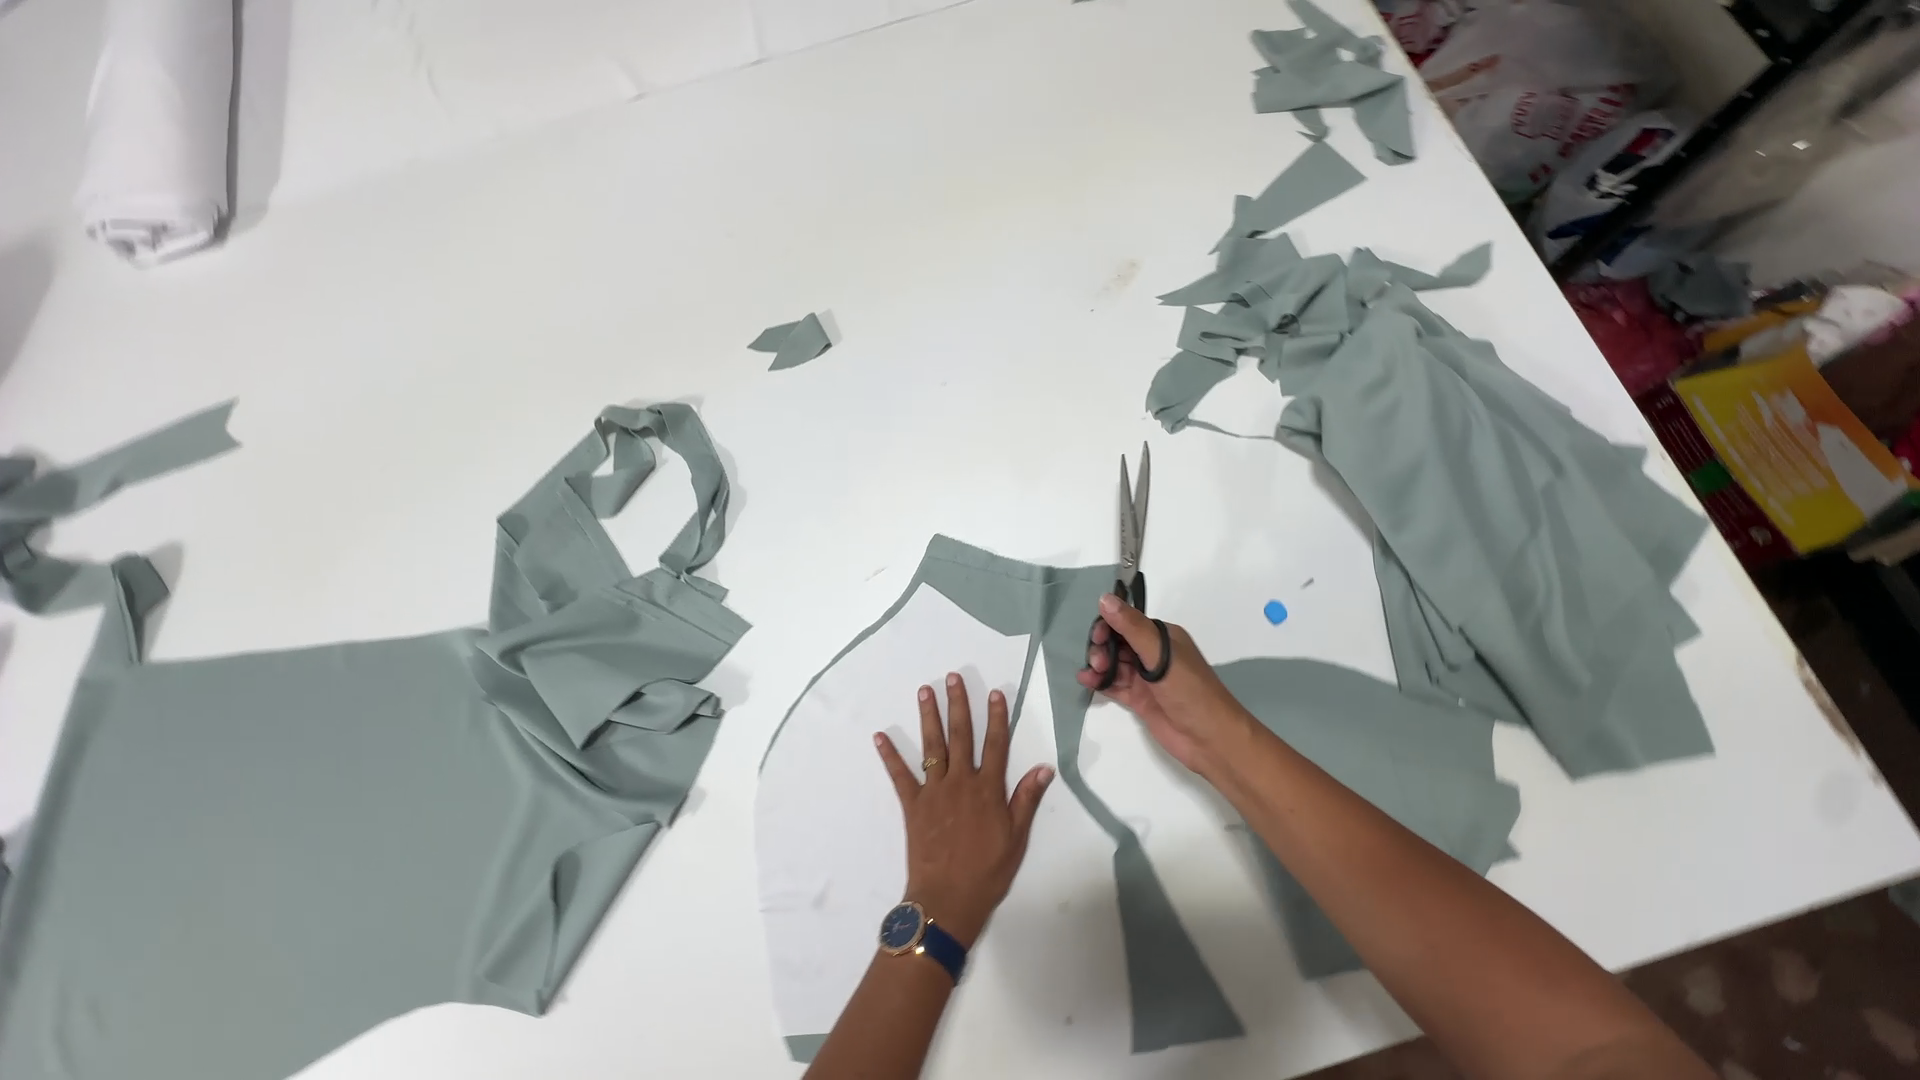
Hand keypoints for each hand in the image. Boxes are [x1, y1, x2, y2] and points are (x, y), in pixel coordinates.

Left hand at [874, 673, 1054, 945]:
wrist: (948, 899)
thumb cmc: (988, 871)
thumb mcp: (1016, 838)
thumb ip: (1026, 799)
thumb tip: (1043, 767)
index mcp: (988, 789)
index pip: (996, 744)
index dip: (997, 717)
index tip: (995, 692)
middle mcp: (960, 781)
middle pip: (961, 735)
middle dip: (958, 704)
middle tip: (953, 677)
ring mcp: (934, 791)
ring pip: (932, 745)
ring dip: (928, 716)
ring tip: (925, 690)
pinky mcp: (912, 805)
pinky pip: (900, 775)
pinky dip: (889, 755)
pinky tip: (880, 736)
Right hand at [1076, 593, 1259, 775]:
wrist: (1209, 738)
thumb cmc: (1189, 690)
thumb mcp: (1160, 654)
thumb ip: (1131, 627)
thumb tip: (1104, 599)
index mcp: (1163, 637)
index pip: (1128, 622)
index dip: (1109, 626)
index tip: (1097, 637)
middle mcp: (1153, 654)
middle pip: (1118, 643)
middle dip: (1102, 647)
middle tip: (1097, 661)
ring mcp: (1146, 678)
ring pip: (1114, 664)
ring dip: (1099, 664)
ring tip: (1092, 674)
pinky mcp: (1139, 699)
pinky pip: (1114, 684)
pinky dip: (1100, 682)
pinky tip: (1086, 681)